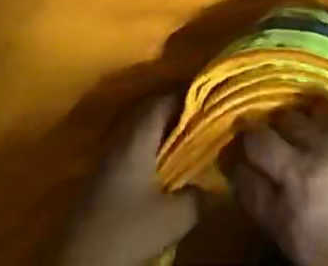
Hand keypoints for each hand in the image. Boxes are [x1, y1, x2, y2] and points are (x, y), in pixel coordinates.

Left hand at [58, 97, 200, 265]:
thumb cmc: (124, 232)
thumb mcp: (172, 219)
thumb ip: (201, 196)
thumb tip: (225, 185)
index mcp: (137, 137)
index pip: (166, 99)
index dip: (192, 96)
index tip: (216, 99)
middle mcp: (120, 139)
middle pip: (153, 112)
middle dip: (181, 112)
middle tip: (207, 118)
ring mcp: (107, 159)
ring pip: (142, 131)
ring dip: (166, 132)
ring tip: (192, 140)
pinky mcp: (101, 179)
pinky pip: (133, 149)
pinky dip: (153, 149)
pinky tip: (166, 167)